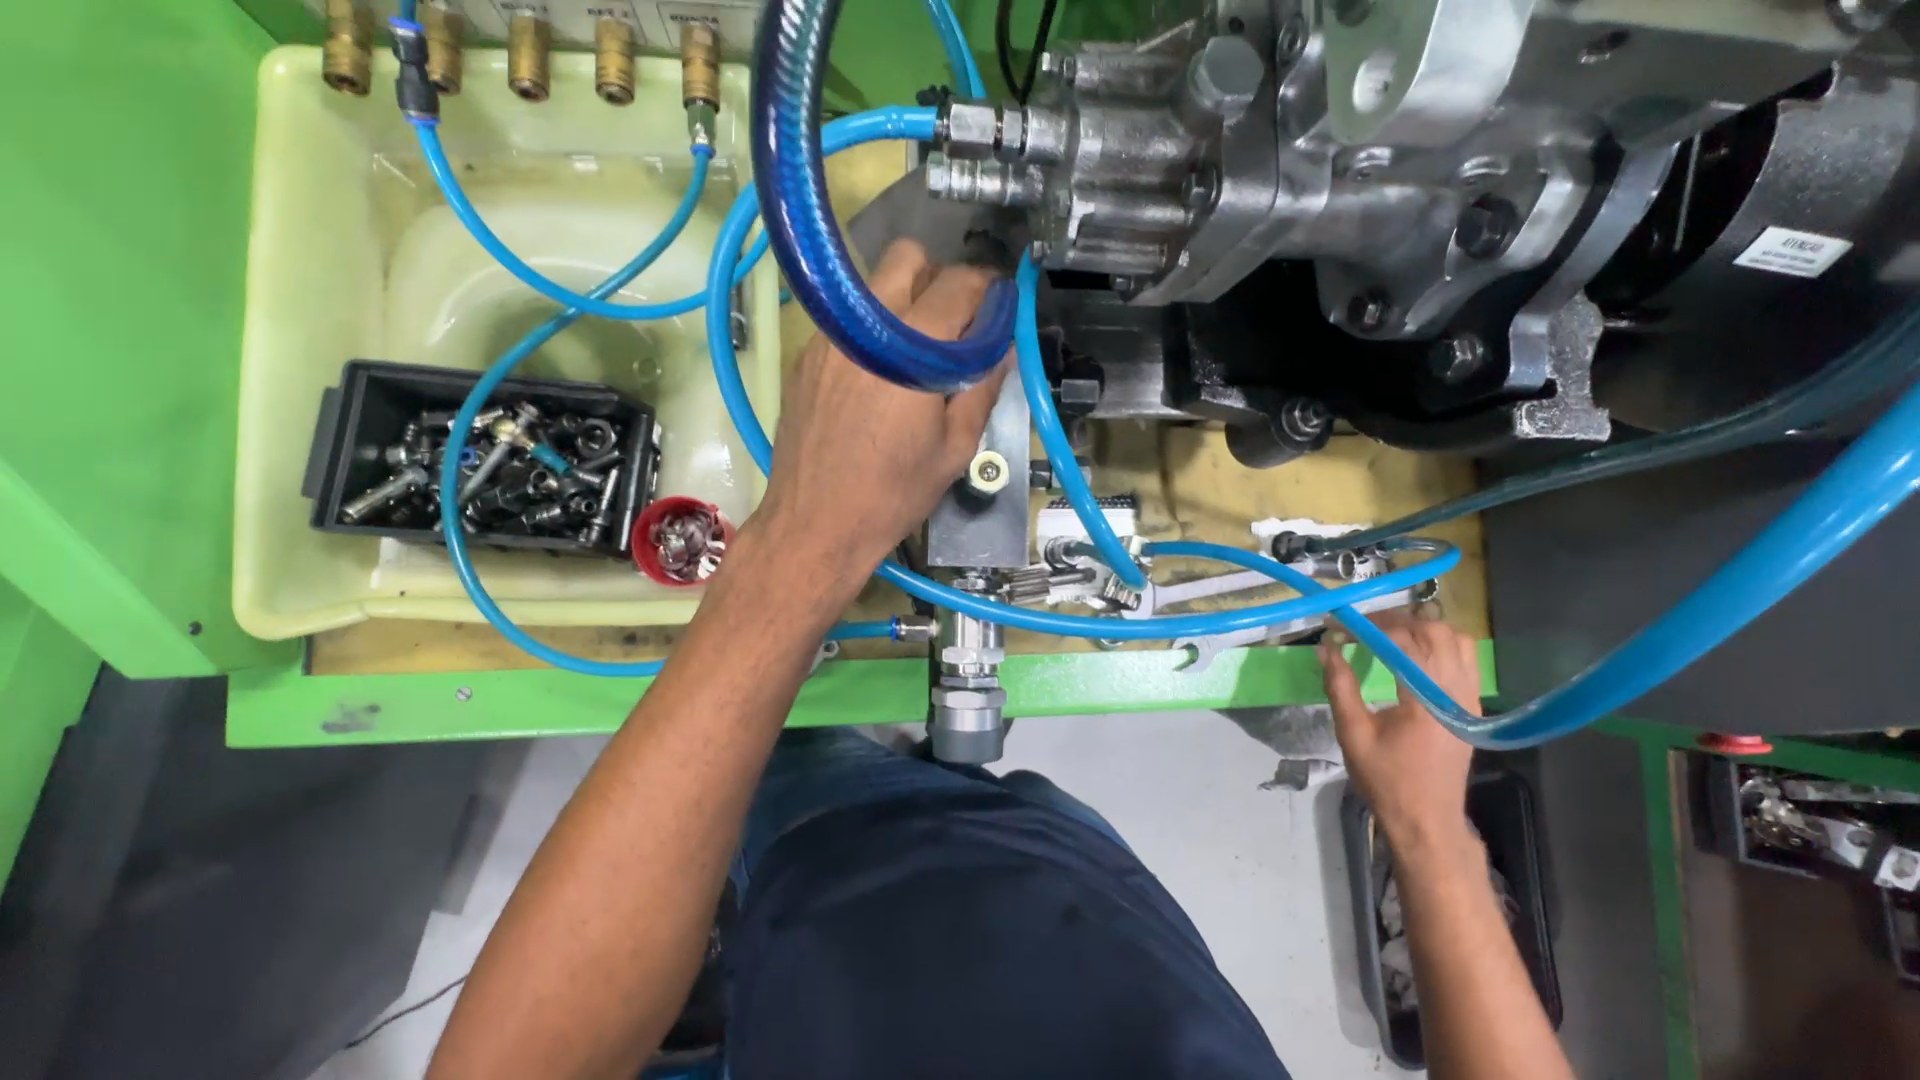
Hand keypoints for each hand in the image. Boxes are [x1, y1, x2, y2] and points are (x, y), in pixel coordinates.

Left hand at [739, 239, 1010, 610]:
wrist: (816, 525)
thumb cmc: (893, 494)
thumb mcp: (955, 449)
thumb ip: (982, 388)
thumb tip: (1001, 347)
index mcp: (912, 348)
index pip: (959, 284)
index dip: (989, 288)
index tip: (1001, 306)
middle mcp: (866, 326)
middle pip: (908, 258)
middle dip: (941, 277)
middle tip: (957, 322)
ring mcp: (829, 337)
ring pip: (873, 284)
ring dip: (905, 299)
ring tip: (920, 348)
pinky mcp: (807, 356)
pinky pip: (850, 318)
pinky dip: (875, 328)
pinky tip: (880, 375)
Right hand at [1319, 613, 1482, 856]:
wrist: (1427, 819)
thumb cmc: (1386, 780)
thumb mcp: (1353, 734)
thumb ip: (1340, 686)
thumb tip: (1327, 648)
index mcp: (1425, 700)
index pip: (1402, 642)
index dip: (1369, 626)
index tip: (1340, 625)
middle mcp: (1455, 692)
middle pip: (1436, 632)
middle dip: (1397, 621)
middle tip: (1363, 626)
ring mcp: (1470, 699)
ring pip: (1458, 641)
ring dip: (1424, 629)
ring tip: (1390, 634)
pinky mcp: (1472, 706)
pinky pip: (1466, 659)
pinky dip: (1441, 645)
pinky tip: (1415, 654)